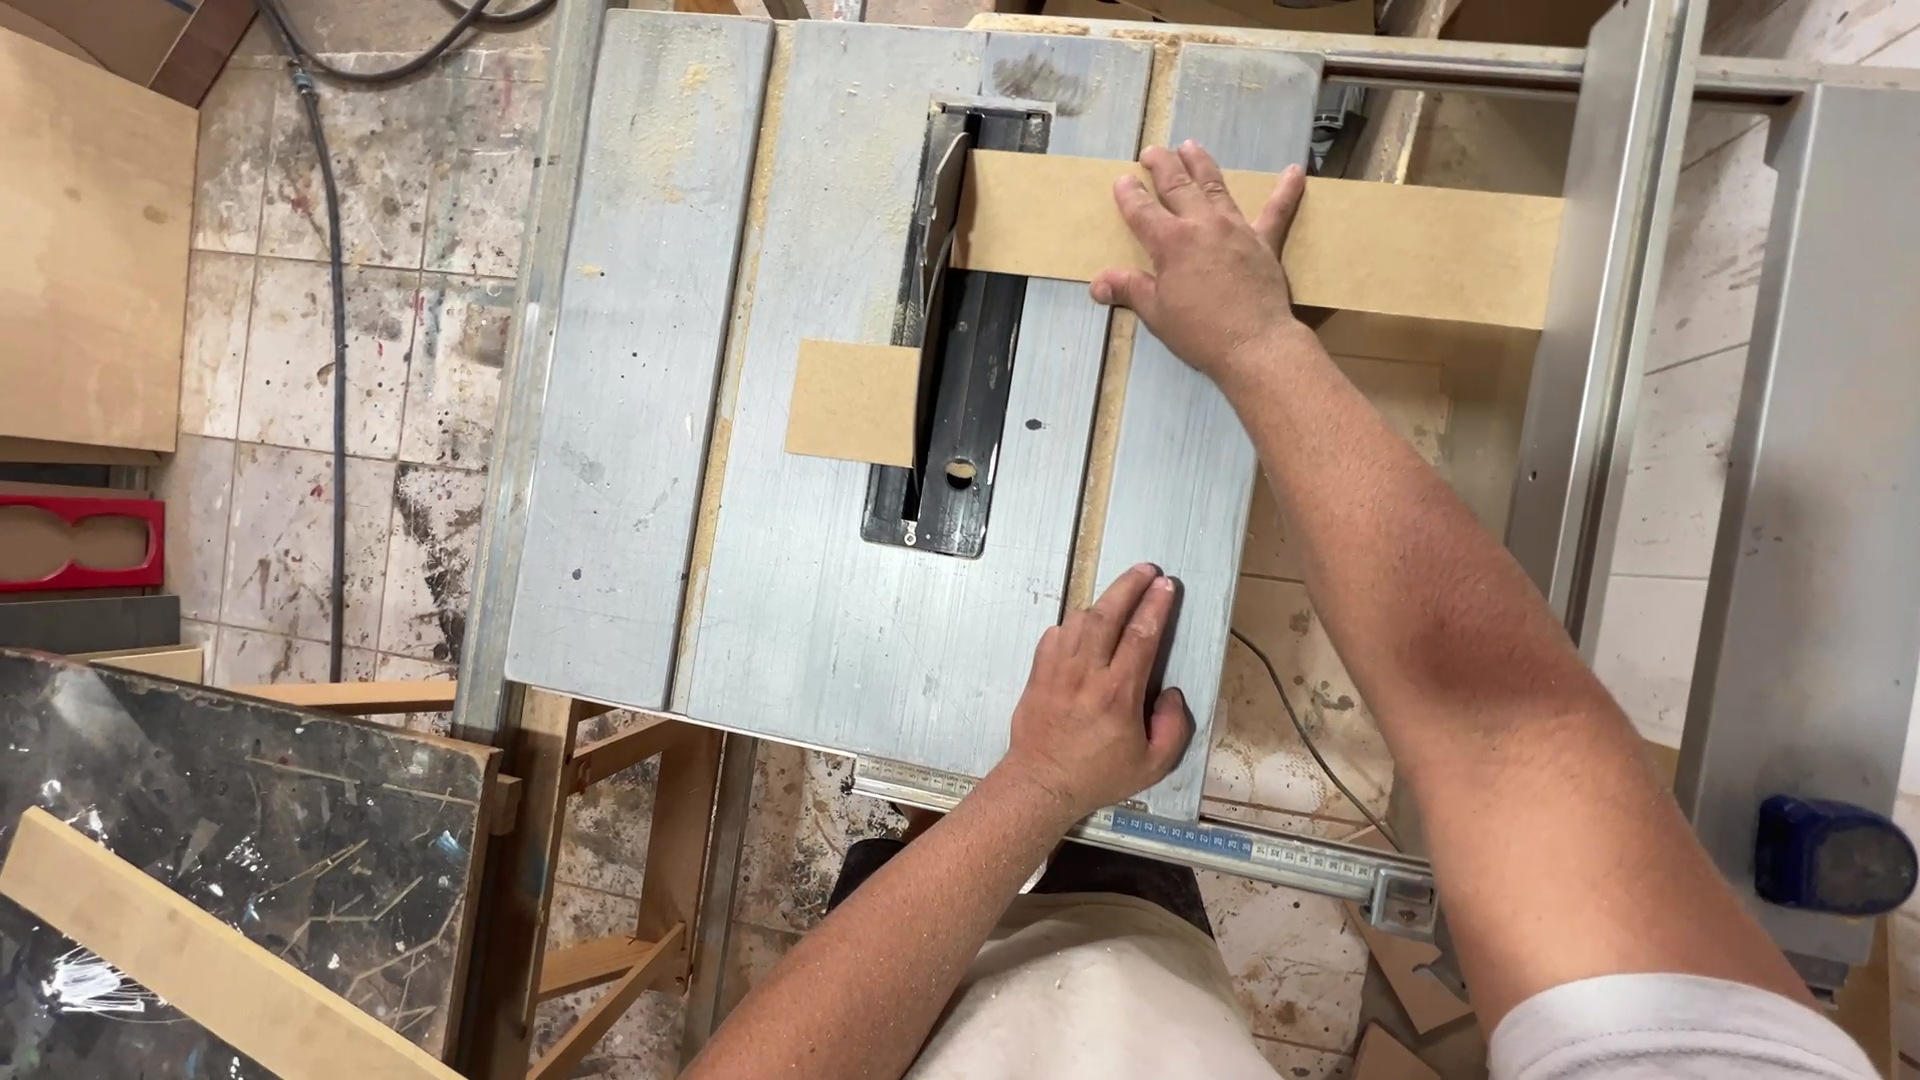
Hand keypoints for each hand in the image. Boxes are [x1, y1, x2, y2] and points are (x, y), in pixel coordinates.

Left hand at [996, 563, 1193, 822]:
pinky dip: (1071, 625)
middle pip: (1107, 615)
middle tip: (1146, 570)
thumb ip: (1174, 727)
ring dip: (1101, 604)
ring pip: (1079, 620)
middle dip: (1128, 586)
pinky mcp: (1038, 672)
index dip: (1155, 606)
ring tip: (1119, 597)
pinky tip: (1084, 627)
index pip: (1141, 636)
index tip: (1166, 586)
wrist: (1042, 782)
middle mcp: (1086, 674)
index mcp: (1118, 693)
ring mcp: (1057, 669)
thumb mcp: (1153, 765)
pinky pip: (1055, 635)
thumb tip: (1172, 692)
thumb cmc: (1098, 775)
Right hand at [1090, 141, 1307, 384]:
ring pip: (1215, 186)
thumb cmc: (1198, 332)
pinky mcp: (1264, 242)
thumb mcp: (1155, 314)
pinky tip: (1294, 172)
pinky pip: (1277, 211)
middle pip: (1178, 186)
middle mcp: (1202, 225)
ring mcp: (1236, 229)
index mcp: (1171, 243)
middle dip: (1162, 165)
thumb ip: (1129, 290)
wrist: (1252, 343)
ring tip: (1191, 145)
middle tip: (1151, 151)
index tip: (1122, 180)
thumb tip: (1097, 284)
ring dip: (1201, 163)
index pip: (1143, 211)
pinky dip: (1285, 191)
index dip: (1129, 194)